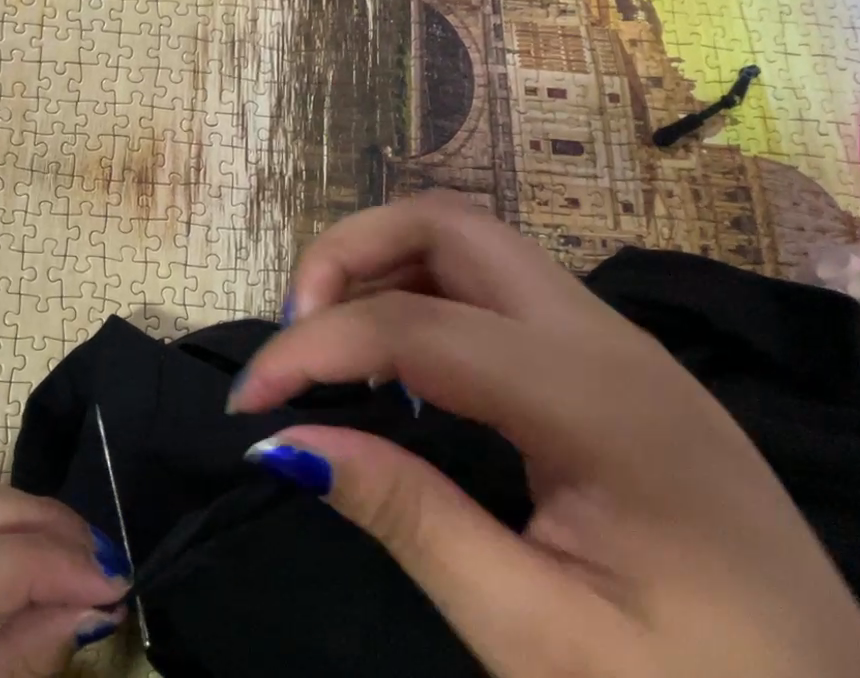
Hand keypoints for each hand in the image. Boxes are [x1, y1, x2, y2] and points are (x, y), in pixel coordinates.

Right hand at [228, 193, 859, 677]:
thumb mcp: (537, 635)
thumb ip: (410, 519)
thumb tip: (285, 443)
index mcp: (598, 402)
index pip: (417, 326)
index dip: (312, 350)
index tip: (248, 409)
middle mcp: (605, 340)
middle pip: (450, 224)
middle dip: (347, 253)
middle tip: (292, 333)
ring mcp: (611, 343)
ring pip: (469, 242)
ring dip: (380, 266)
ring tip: (326, 343)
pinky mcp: (605, 364)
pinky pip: (490, 289)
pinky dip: (417, 295)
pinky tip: (394, 367)